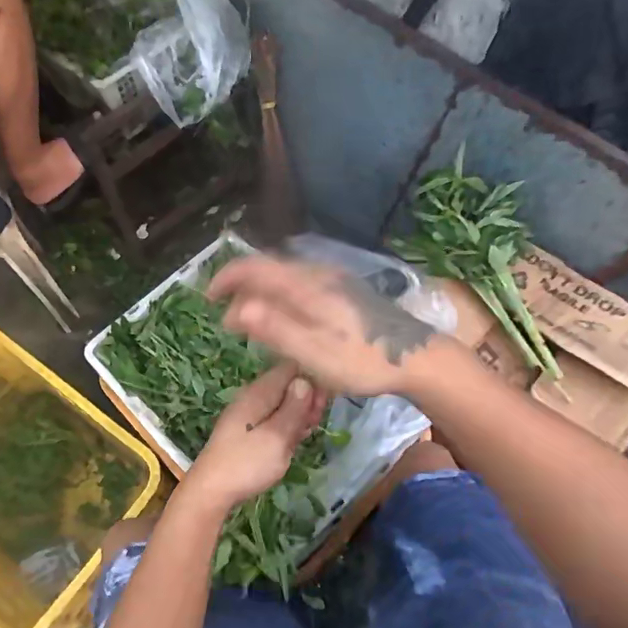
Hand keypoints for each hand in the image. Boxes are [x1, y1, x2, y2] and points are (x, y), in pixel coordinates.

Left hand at [181, 363, 329, 510]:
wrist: (212, 492)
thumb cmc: (247, 463)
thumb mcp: (277, 436)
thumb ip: (294, 408)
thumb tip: (305, 380)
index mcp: (259, 392)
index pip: (291, 368)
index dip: (312, 379)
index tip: (322, 403)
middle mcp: (254, 397)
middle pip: (289, 385)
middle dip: (307, 400)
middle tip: (313, 424)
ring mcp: (251, 414)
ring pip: (284, 404)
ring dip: (299, 416)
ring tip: (305, 434)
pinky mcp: (250, 430)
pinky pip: (276, 419)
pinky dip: (288, 427)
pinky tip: (294, 441)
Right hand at [207, 255, 439, 396]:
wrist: (419, 357)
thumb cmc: (364, 360)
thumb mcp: (314, 353)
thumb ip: (275, 328)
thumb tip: (236, 307)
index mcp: (308, 287)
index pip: (256, 268)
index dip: (227, 278)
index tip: (208, 298)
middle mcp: (321, 275)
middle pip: (271, 269)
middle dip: (244, 288)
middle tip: (229, 317)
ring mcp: (338, 281)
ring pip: (289, 277)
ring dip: (265, 293)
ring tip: (255, 321)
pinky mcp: (349, 292)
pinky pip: (305, 285)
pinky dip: (286, 297)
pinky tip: (291, 320)